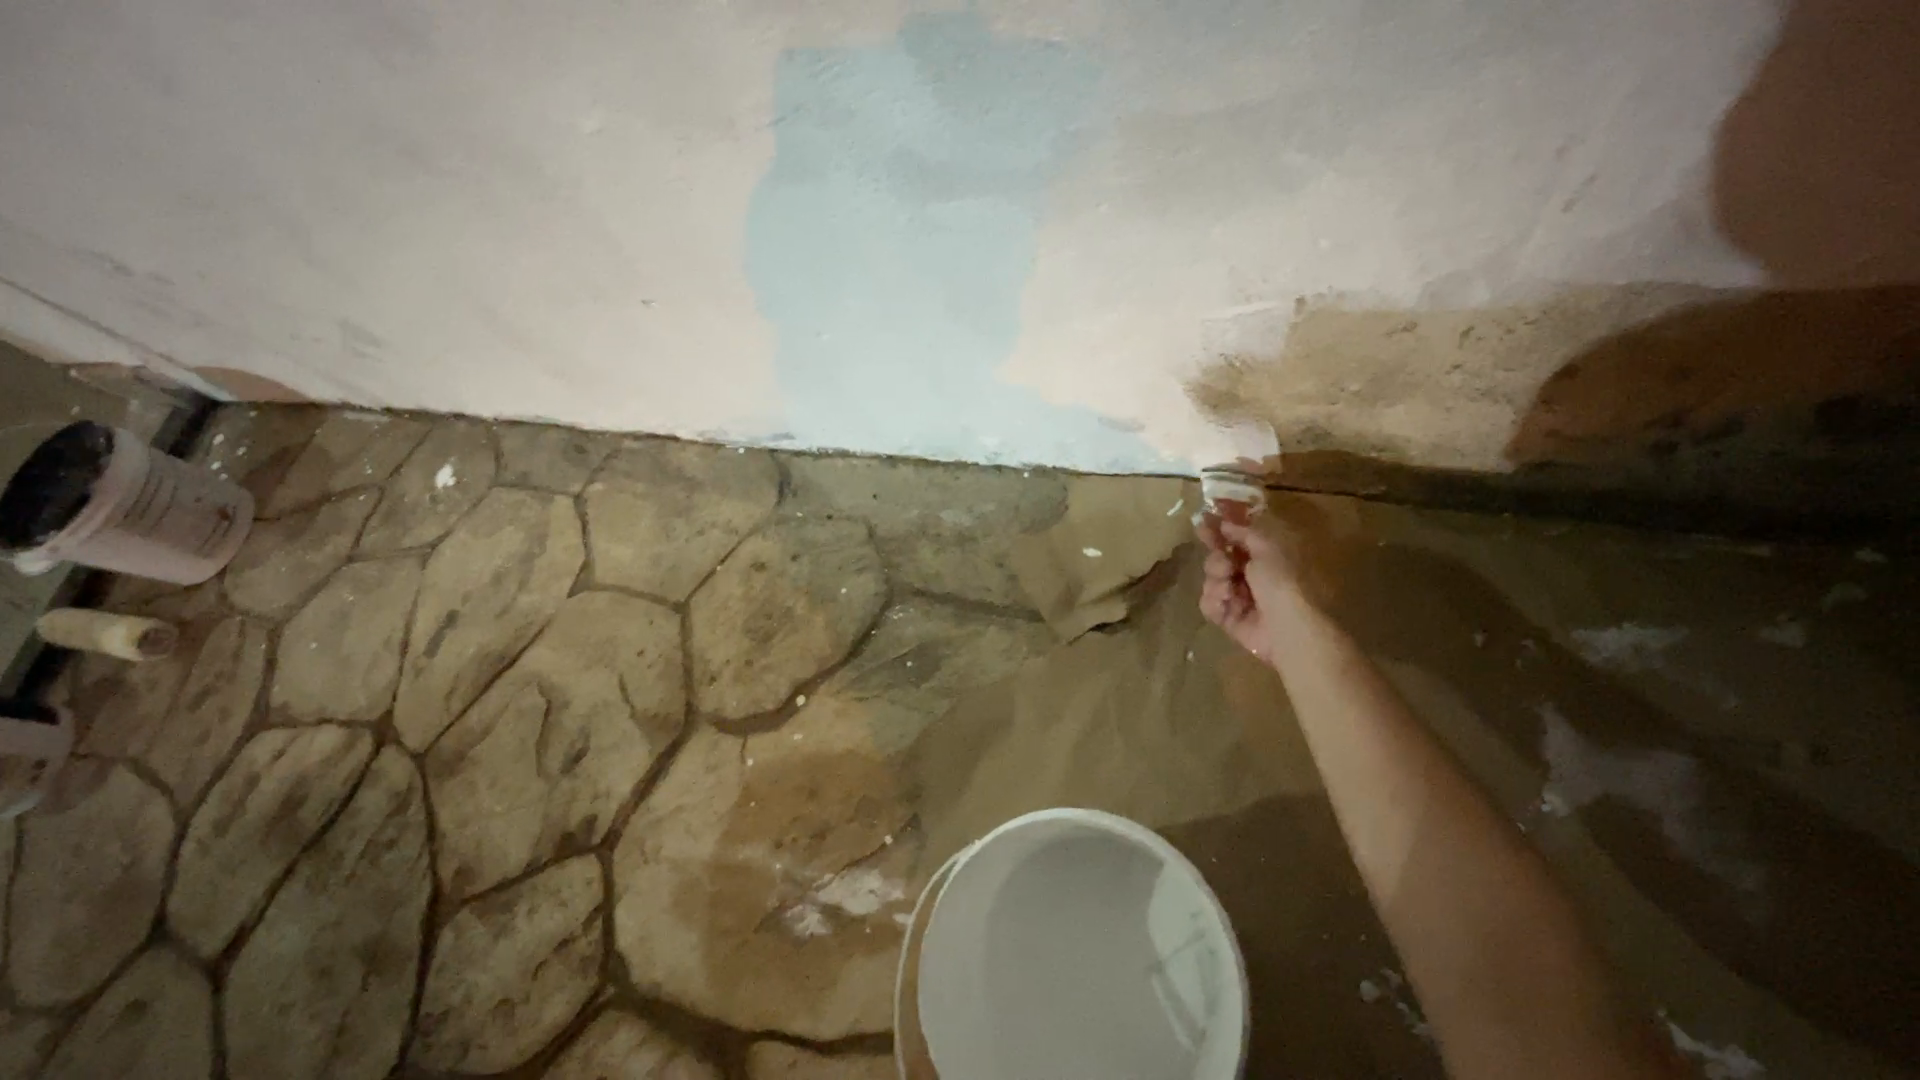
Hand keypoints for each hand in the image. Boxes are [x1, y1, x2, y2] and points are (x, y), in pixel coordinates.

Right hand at [1197, 514, 1297, 661]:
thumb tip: (1225, 523)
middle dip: (1217, 561)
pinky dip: (1215, 602)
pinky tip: (1226, 604)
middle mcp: (1249, 576)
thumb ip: (1244, 532)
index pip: (1234, 540)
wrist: (1287, 627)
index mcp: (1263, 557)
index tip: (1202, 523)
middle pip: (1217, 560)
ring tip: (1229, 590)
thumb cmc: (1282, 582)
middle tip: (1226, 566)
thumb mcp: (1267, 547)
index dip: (1218, 531)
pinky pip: (1208, 604)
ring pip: (1210, 581)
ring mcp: (1237, 598)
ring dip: (1216, 582)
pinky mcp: (1227, 618)